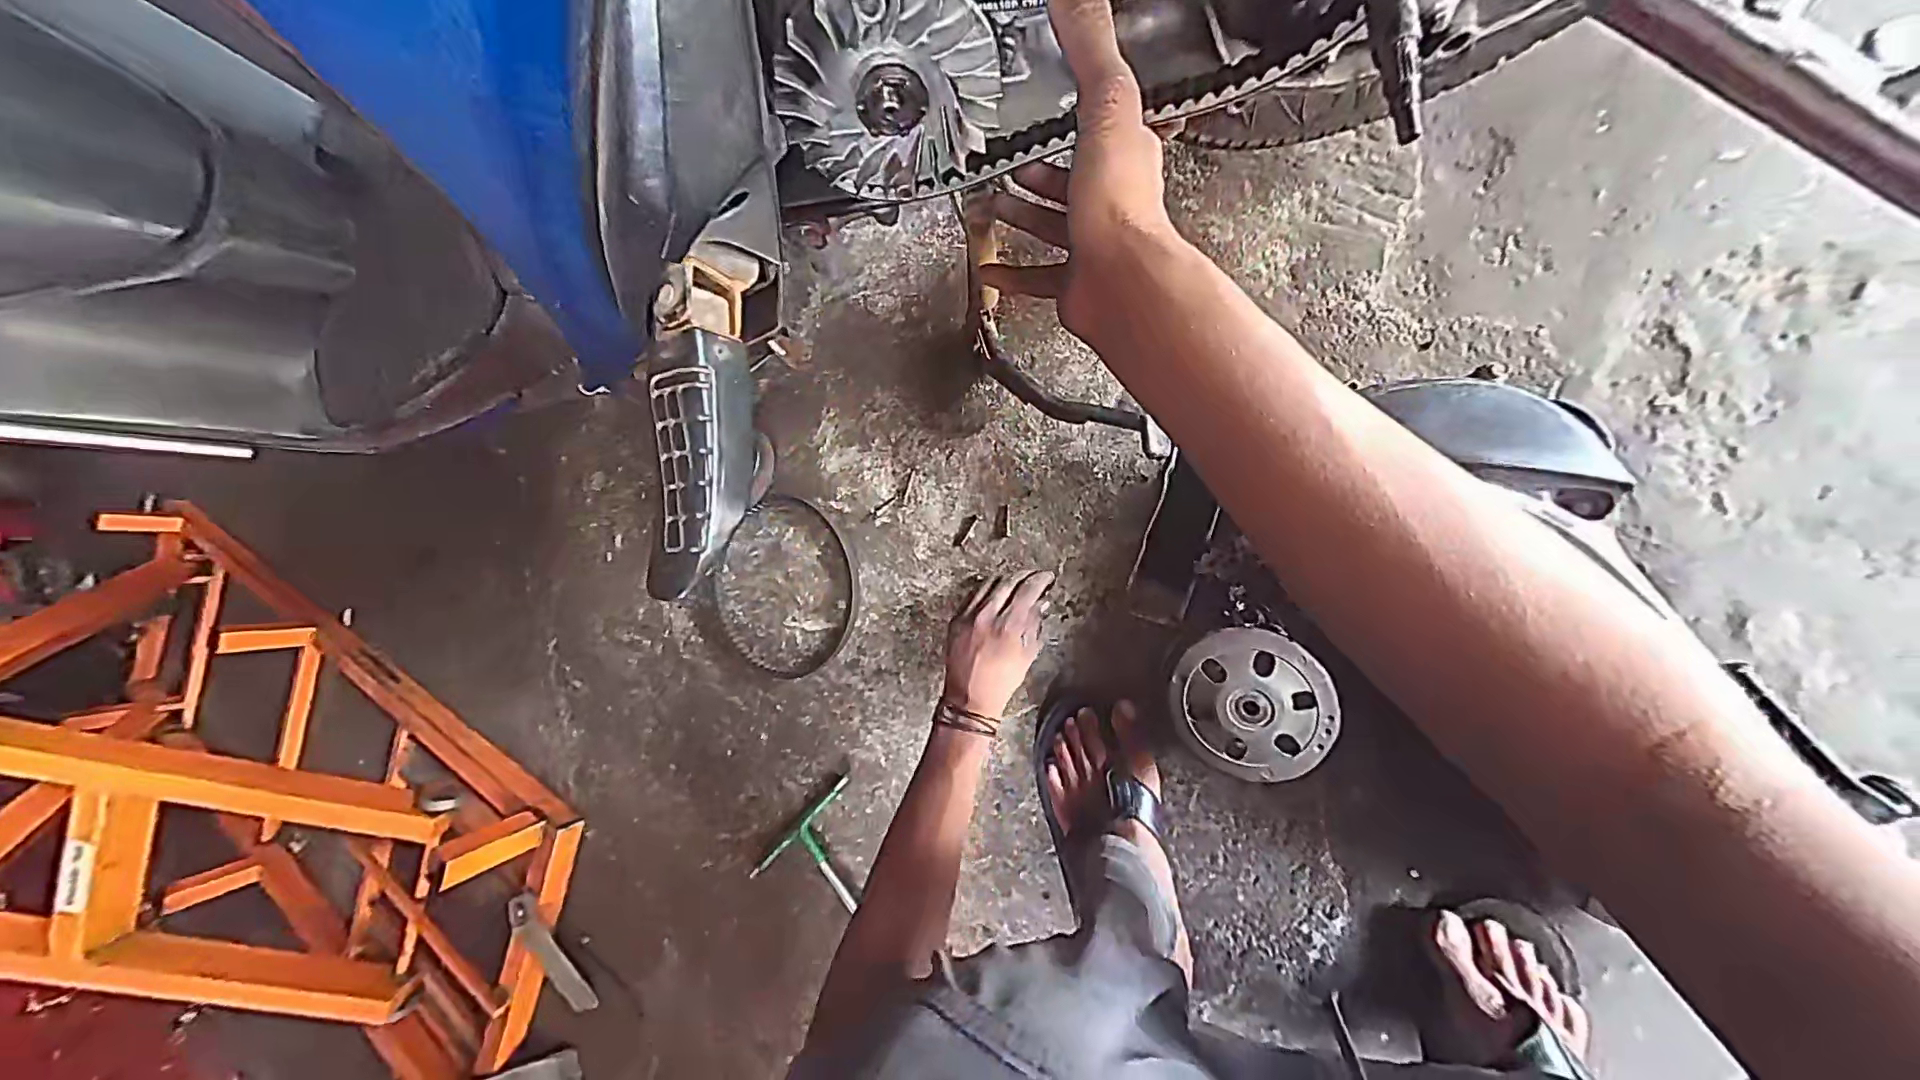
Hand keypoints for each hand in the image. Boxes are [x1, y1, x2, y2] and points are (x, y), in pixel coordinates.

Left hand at [943, 571, 1054, 717]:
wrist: (969, 697)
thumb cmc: (1001, 681)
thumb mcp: (1027, 655)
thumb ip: (1035, 625)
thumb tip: (1041, 603)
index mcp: (1008, 625)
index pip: (1028, 590)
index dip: (1041, 580)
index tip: (1047, 578)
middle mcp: (987, 616)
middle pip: (1008, 581)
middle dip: (1025, 576)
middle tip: (1034, 577)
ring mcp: (969, 616)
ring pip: (989, 584)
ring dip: (1006, 579)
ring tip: (1016, 581)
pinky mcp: (957, 620)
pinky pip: (973, 595)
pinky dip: (987, 589)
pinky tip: (995, 591)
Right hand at [978, 0, 1179, 345]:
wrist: (1121, 280)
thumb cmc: (1119, 205)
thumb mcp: (1106, 105)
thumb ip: (1091, 51)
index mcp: (1123, 159)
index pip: (1100, 133)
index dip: (1074, 126)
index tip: (1048, 121)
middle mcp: (1109, 204)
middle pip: (1071, 185)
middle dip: (1039, 176)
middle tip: (1013, 168)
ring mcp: (1091, 247)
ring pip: (1052, 229)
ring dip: (1023, 218)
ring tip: (995, 206)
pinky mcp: (1073, 283)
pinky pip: (1037, 278)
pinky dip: (1011, 275)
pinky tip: (991, 270)